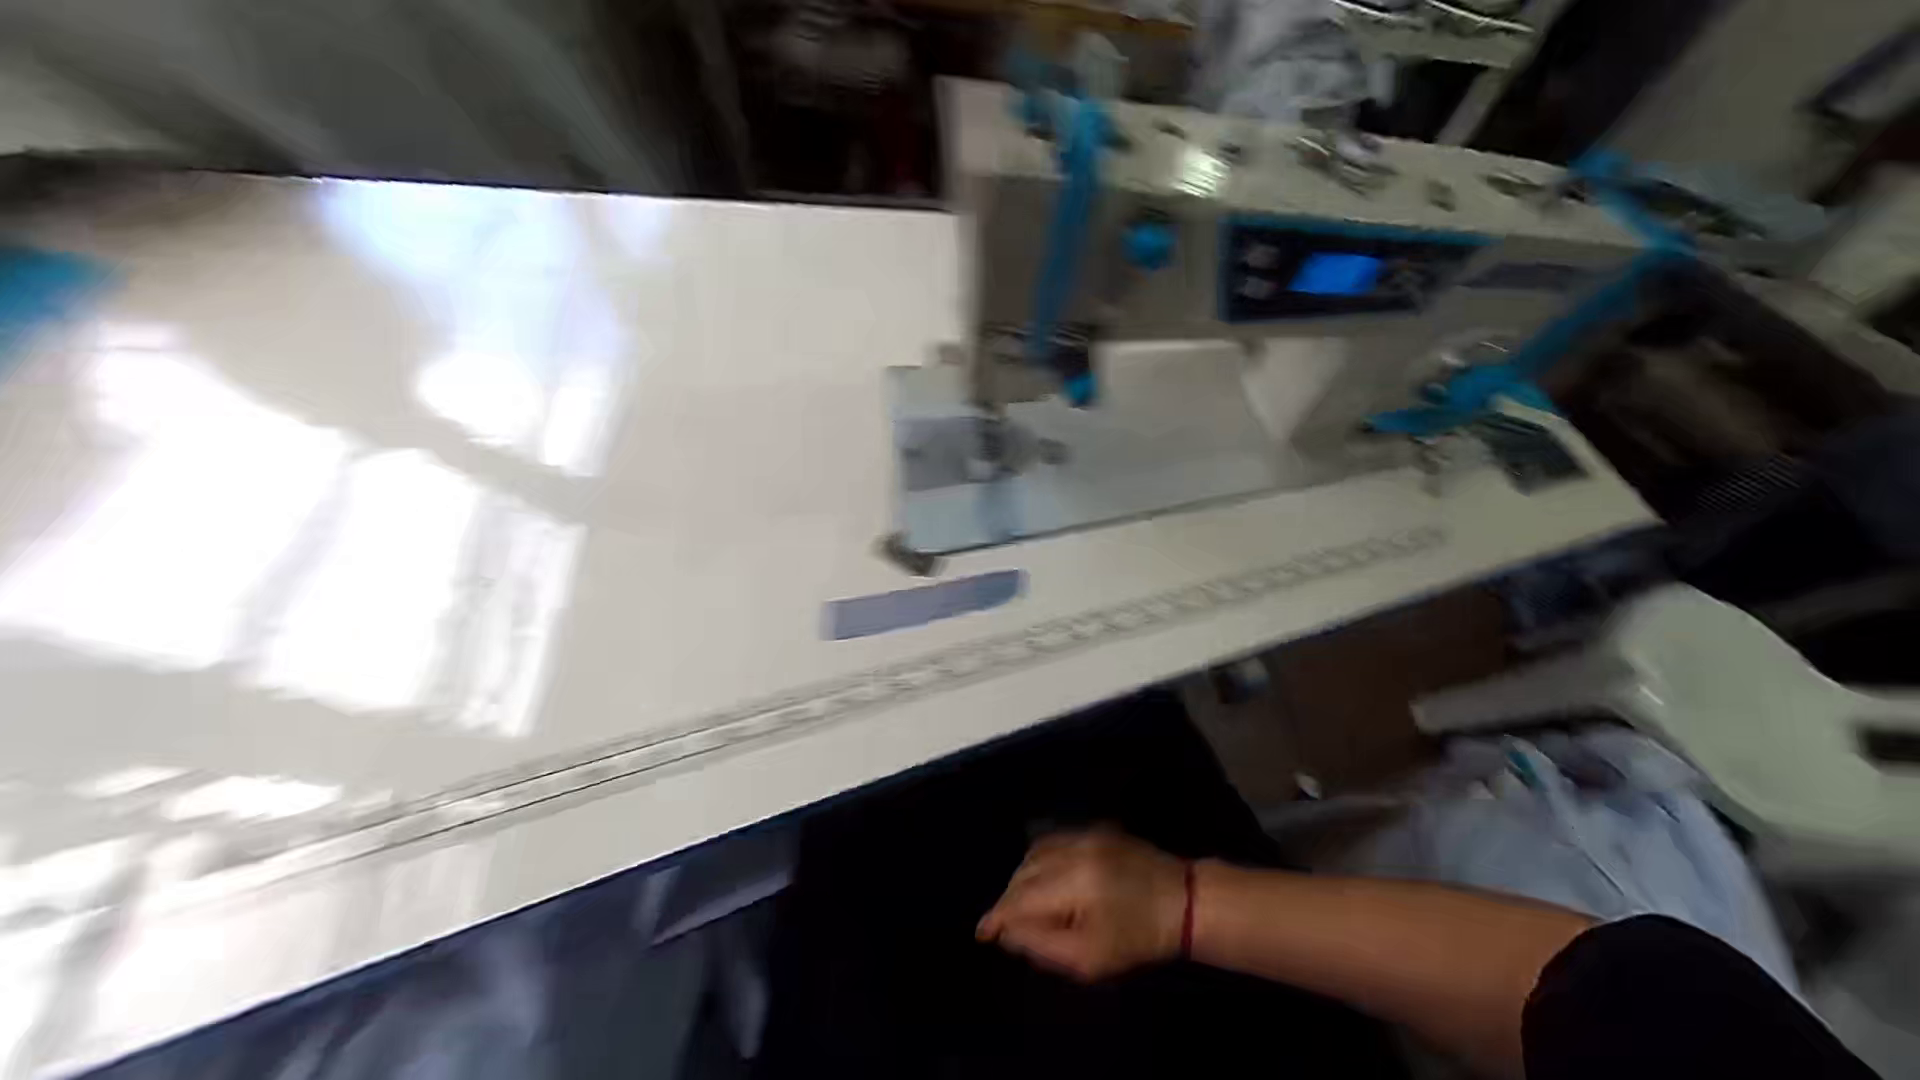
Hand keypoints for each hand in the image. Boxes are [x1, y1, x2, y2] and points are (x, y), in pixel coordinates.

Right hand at [976, 827, 1187, 981]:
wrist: (1183, 901)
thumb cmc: (1138, 938)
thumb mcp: (1089, 959)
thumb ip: (1042, 944)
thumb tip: (1007, 932)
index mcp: (1072, 883)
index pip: (1020, 898)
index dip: (999, 916)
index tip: (983, 932)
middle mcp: (1072, 850)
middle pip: (1023, 872)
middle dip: (1010, 898)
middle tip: (1007, 925)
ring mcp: (1084, 834)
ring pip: (1034, 853)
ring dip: (1022, 877)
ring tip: (1024, 903)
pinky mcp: (1094, 828)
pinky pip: (1052, 840)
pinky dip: (1039, 859)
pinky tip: (1043, 877)